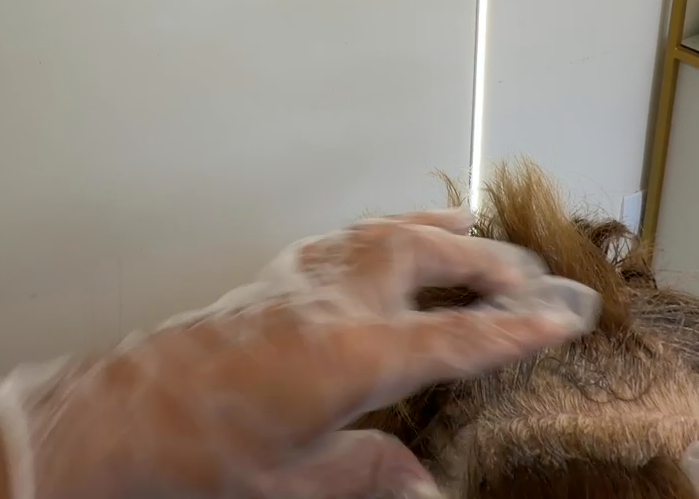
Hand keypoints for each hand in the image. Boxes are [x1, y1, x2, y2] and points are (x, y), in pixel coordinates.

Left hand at [0, 207, 599, 498]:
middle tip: (534, 272)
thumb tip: (434, 490)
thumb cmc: (207, 453)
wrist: (131, 406)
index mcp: (349, 354)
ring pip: (390, 231)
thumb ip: (374, 478)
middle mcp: (334, 298)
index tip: (567, 313)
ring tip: (478, 228)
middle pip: (428, 256)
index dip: (517, 326)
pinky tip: (398, 232)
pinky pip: (353, 232)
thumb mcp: (298, 486)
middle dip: (489, 261)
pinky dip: (390, 225)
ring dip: (440, 229)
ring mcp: (306, 274)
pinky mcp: (283, 269)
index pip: (456, 333)